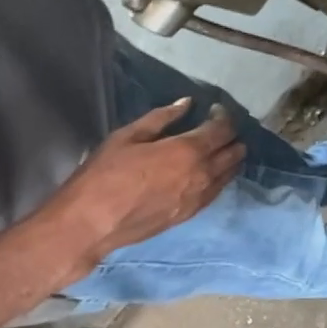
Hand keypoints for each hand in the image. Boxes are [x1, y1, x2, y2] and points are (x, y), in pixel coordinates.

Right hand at [39, 98, 244, 271]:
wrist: (89, 225)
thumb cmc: (103, 176)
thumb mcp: (126, 138)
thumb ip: (161, 117)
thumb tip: (187, 103)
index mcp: (190, 149)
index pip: (224, 128)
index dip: (224, 116)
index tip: (215, 110)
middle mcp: (205, 171)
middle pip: (237, 150)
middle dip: (232, 136)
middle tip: (216, 131)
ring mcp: (202, 194)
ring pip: (232, 171)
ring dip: (230, 157)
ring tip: (215, 150)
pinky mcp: (194, 211)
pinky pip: (219, 189)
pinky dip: (220, 176)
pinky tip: (206, 172)